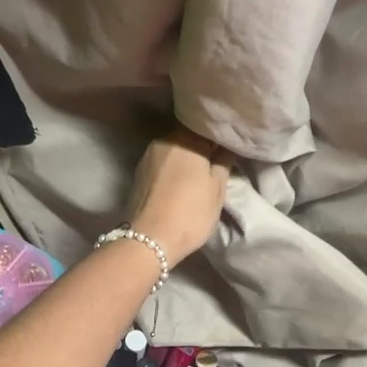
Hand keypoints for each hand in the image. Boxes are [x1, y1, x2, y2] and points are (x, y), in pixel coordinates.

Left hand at [125, 129, 231, 261]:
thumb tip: (225, 146)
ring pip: (173, 151)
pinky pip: (162, 165)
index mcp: (185, 138)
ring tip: (197, 175)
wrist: (149, 241)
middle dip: (201, 147)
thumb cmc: (190, 213)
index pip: (207, 126)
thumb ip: (223, 162)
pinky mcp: (138, 175)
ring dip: (185, 160)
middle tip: (215, 163)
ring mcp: (147, 157)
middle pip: (188, 137)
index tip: (228, 148)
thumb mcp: (217, 189)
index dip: (219, 136)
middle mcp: (163, 140)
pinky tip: (179, 183)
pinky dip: (172, 170)